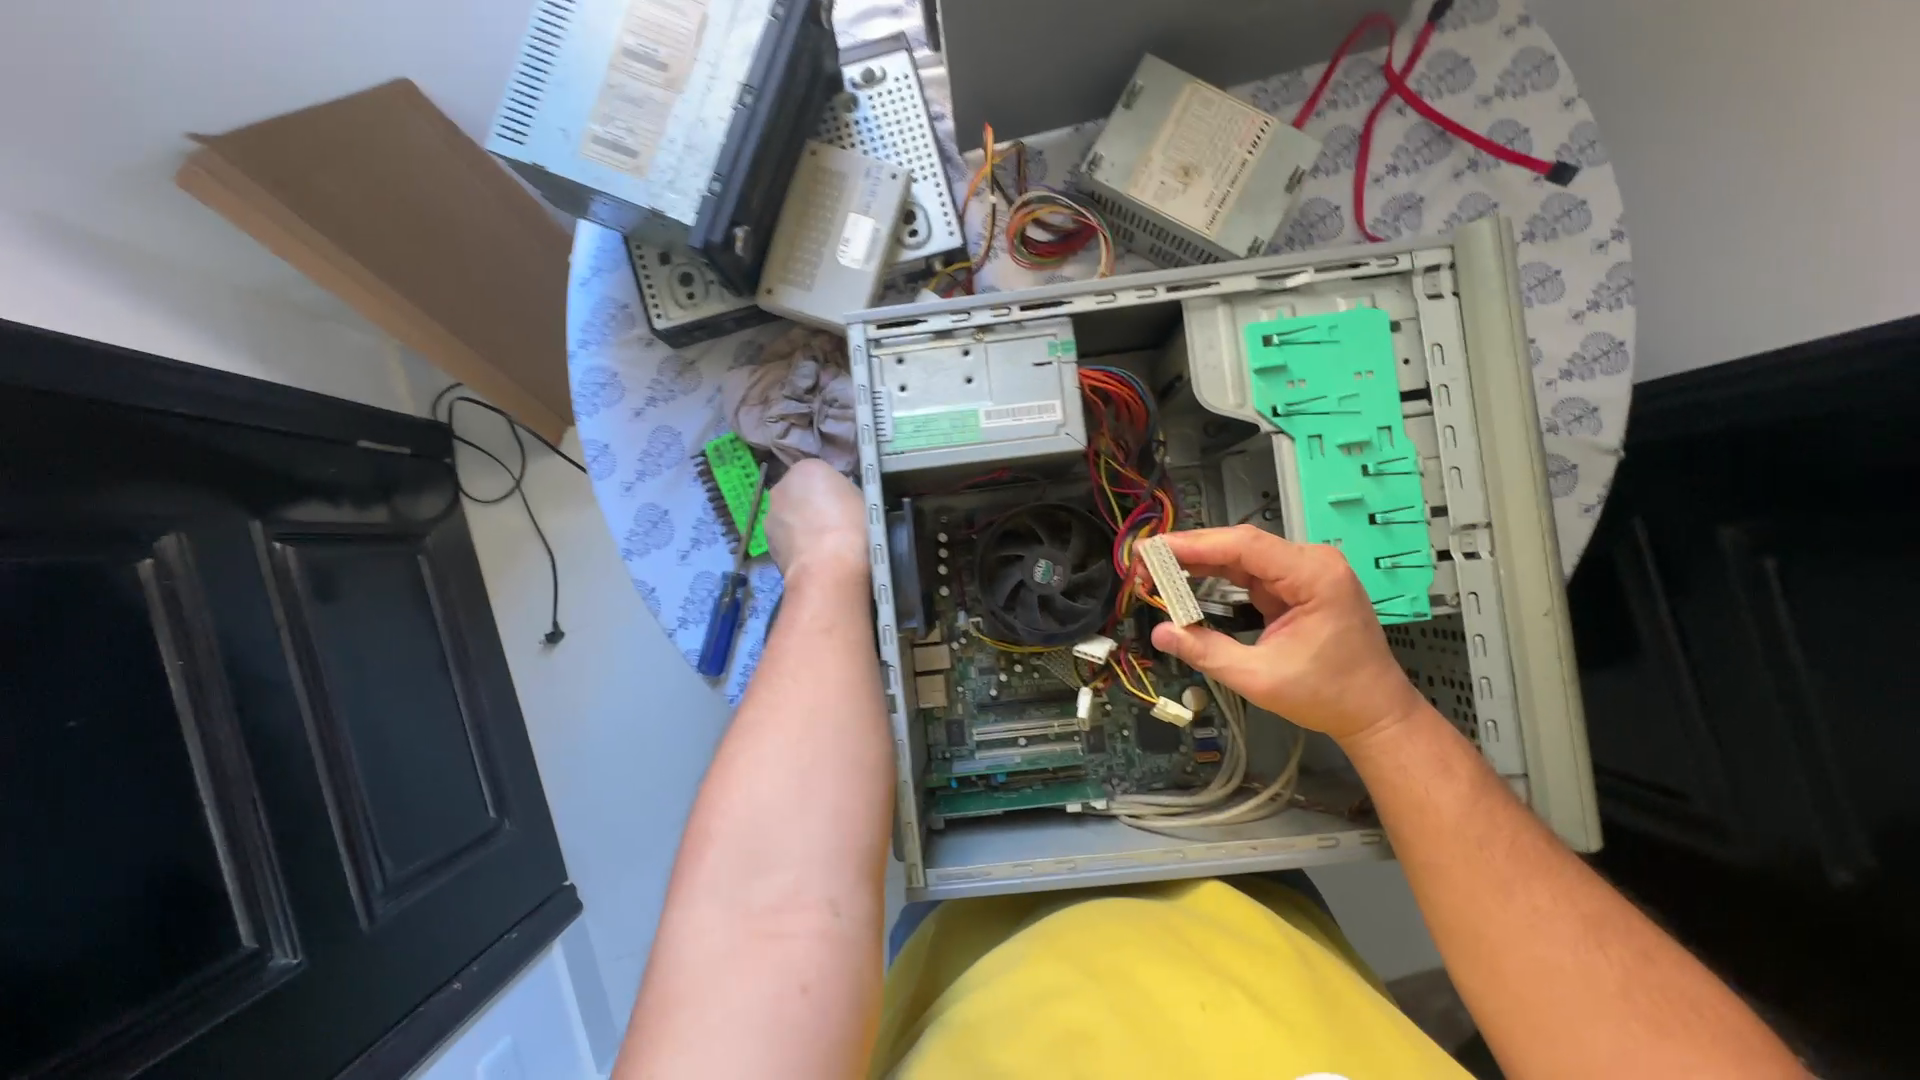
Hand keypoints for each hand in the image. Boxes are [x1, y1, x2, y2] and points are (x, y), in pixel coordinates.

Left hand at [764, 459, 868, 585]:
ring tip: (823, 546)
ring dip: (801, 526)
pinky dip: (796, 545)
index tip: (844, 506)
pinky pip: (785, 538)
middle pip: (799, 493)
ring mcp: (770, 515)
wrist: (829, 567)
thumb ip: (842, 493)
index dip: (832, 490)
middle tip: (833, 524)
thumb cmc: (852, 526)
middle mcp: (781, 486)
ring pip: (789, 516)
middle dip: (811, 505)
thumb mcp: (861, 497)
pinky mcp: (767, 543)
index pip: (819, 473)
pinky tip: (812, 558)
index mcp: (807, 468)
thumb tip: (837, 503)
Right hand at [1149, 526, 1426, 744]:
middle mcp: (1312, 562)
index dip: (1193, 545)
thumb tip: (1158, 633)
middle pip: (1241, 544)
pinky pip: (1253, 572)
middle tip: (1145, 562)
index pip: (1244, 545)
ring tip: (1158, 569)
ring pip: (1243, 555)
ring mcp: (1307, 571)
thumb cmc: (1326, 696)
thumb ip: (1206, 651)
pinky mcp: (1299, 585)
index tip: (1151, 551)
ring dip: (1201, 562)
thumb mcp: (1259, 678)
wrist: (1375, 712)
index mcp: (1313, 575)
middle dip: (1191, 552)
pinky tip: (1189, 578)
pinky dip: (1219, 576)